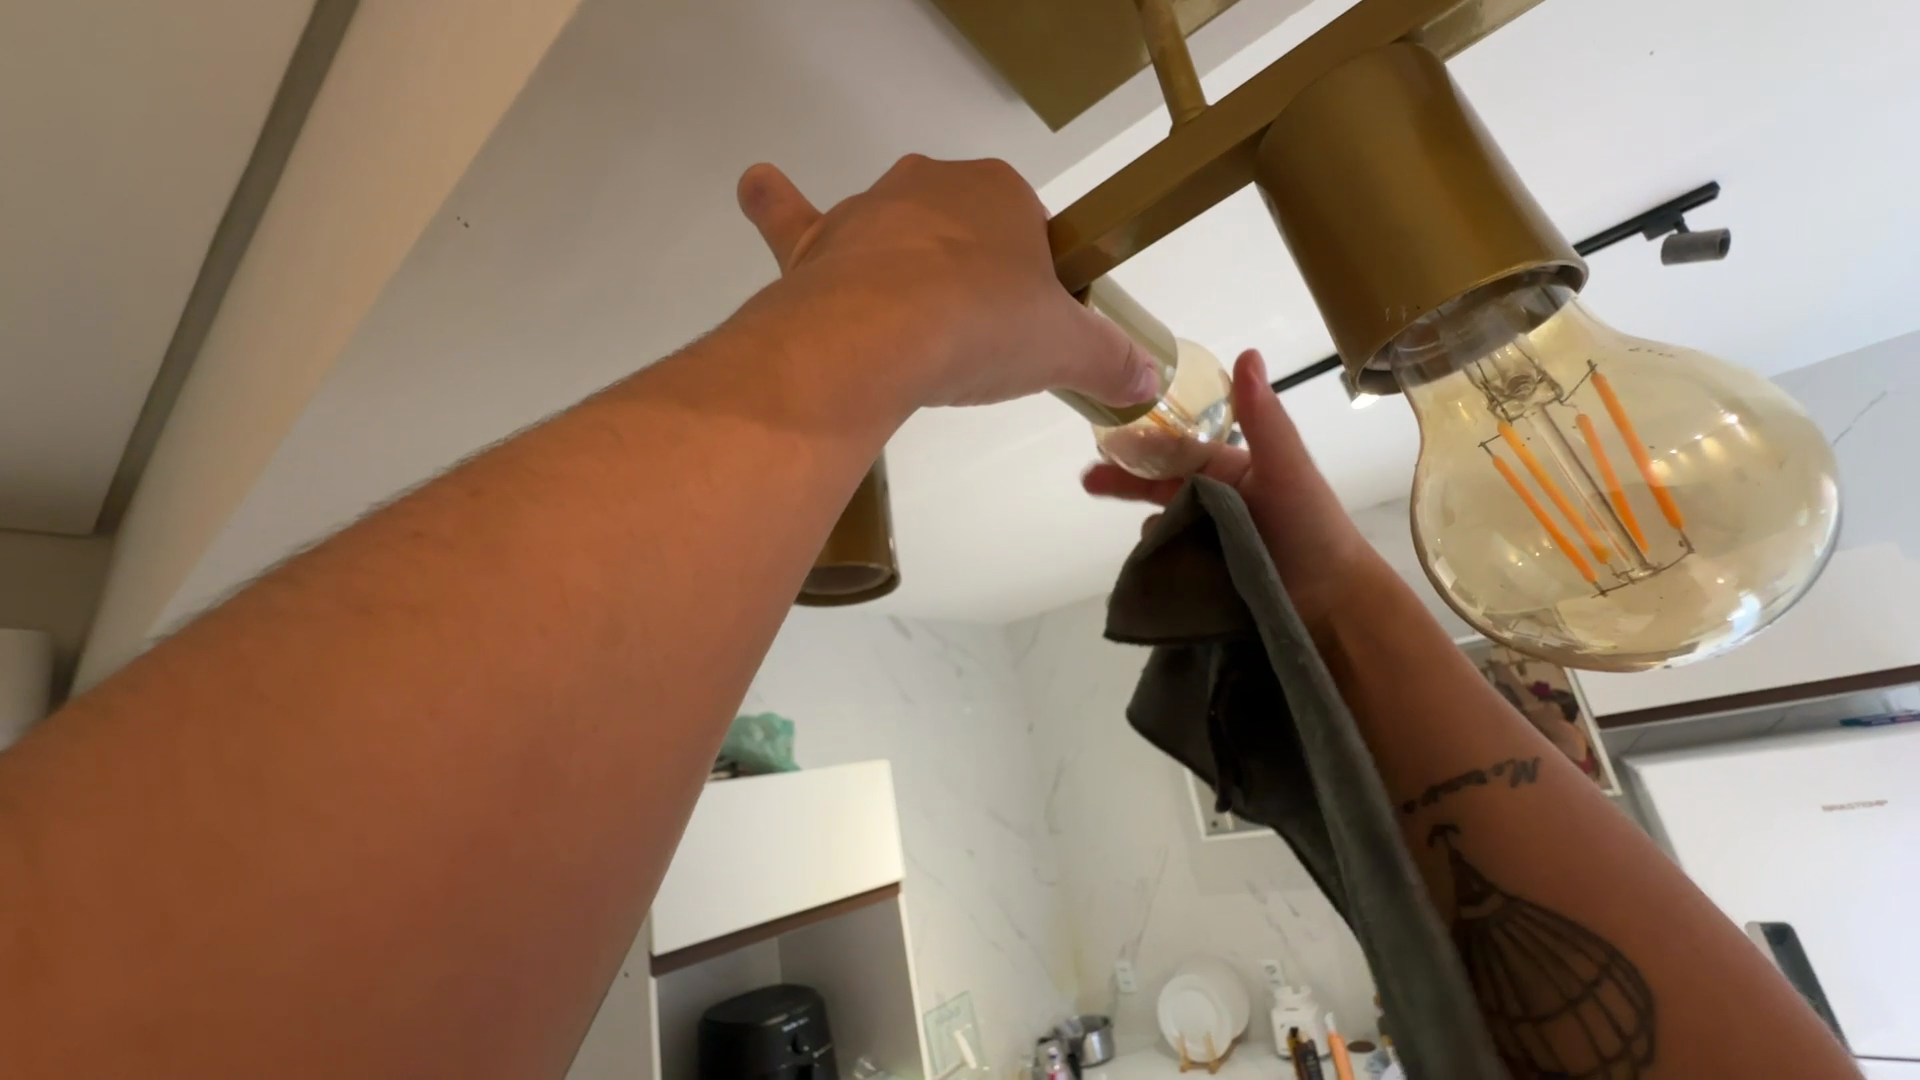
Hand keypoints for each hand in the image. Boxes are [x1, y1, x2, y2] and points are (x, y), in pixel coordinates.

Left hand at [736, 156, 1159, 410]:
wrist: (883, 336)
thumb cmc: (985, 327)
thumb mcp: (1067, 350)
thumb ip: (1112, 361)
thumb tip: (1147, 382)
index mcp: (1001, 194)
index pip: (1027, 233)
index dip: (1029, 286)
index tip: (1021, 333)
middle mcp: (932, 184)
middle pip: (959, 231)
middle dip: (968, 280)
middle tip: (970, 343)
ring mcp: (869, 209)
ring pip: (891, 231)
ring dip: (902, 271)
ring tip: (909, 333)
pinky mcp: (814, 241)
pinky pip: (790, 214)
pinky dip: (777, 205)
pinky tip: (760, 187)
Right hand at [1083, 349, 1374, 629]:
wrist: (1330, 600)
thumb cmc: (1310, 526)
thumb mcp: (1287, 467)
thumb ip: (1263, 417)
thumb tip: (1246, 353)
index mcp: (1230, 468)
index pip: (1176, 450)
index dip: (1141, 444)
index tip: (1106, 444)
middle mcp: (1215, 497)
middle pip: (1159, 483)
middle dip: (1123, 478)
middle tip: (1088, 480)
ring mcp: (1207, 534)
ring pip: (1161, 518)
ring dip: (1136, 514)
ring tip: (1112, 521)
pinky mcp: (1203, 568)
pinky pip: (1168, 555)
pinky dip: (1154, 552)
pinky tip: (1145, 555)